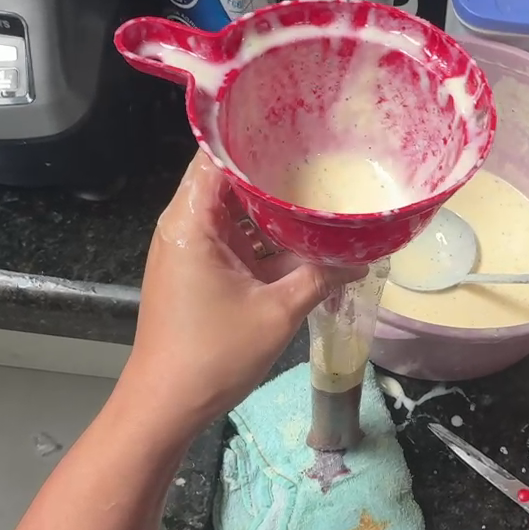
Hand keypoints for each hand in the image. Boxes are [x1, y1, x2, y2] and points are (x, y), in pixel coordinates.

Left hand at [118, 152, 354, 435]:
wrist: (167, 404)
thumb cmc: (214, 354)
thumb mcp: (277, 313)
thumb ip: (321, 278)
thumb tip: (361, 259)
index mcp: (193, 220)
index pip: (219, 154)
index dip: (255, 134)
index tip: (297, 125)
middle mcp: (187, 225)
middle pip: (231, 182)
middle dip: (275, 173)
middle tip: (323, 160)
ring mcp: (192, 251)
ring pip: (238, 215)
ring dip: (274, 212)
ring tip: (322, 196)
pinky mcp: (200, 275)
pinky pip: (237, 244)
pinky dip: (266, 243)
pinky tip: (305, 243)